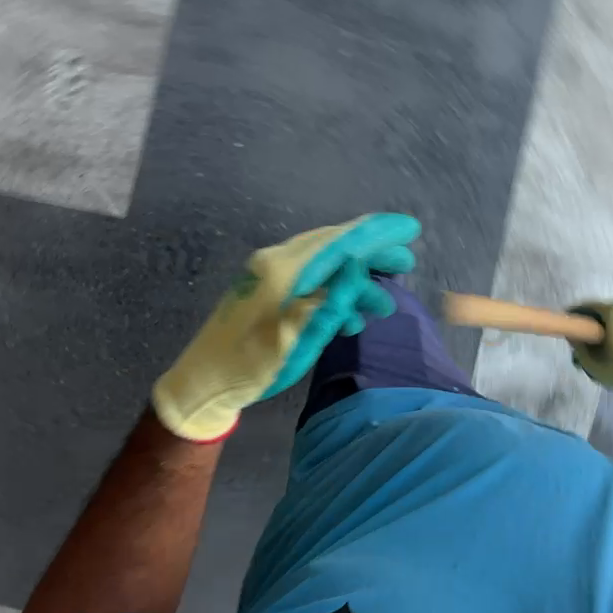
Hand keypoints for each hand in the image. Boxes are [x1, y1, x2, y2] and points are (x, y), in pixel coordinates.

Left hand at [152, 214, 419, 440]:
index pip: (339, 240)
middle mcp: (276, 262)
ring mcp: (271, 275)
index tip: (409, 229)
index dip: (376, 232)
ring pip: (326, 264)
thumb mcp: (294, 340)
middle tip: (406, 262)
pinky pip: (313, 280)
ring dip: (357, 279)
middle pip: (335, 245)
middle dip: (373, 252)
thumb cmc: (249, 366)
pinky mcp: (268, 290)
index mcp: (283, 270)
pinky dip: (337, 292)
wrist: (203, 383)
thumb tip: (359, 266)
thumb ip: (329, 302)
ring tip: (385, 302)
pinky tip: (352, 318)